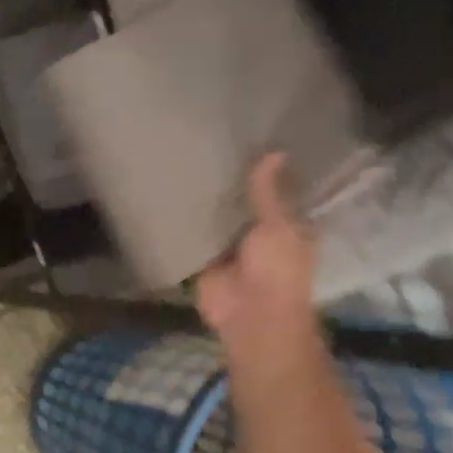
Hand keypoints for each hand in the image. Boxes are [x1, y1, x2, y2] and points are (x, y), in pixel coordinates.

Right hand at [197, 154, 321, 365]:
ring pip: (215, 219)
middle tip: (208, 143)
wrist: (249, 315)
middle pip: (242, 202)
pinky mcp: (202, 260)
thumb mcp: (279, 226)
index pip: (276, 190)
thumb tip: (274, 152)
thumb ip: (270, 193)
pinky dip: (181, 225)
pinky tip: (166, 197)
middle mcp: (257, 233)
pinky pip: (191, 238)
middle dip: (230, 183)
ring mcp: (228, 247)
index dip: (266, 169)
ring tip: (182, 162)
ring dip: (204, 202)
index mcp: (286, 224)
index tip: (250, 137)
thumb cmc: (277, 269)